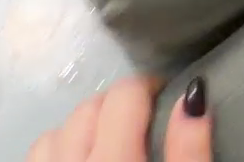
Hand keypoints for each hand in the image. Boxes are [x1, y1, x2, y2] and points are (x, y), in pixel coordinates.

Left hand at [25, 77, 212, 161]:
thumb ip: (190, 148)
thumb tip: (193, 92)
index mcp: (112, 160)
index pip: (124, 94)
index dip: (148, 88)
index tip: (165, 99)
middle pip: (86, 109)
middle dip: (115, 106)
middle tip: (141, 123)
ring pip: (50, 137)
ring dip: (78, 131)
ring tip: (106, 144)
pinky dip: (55, 155)